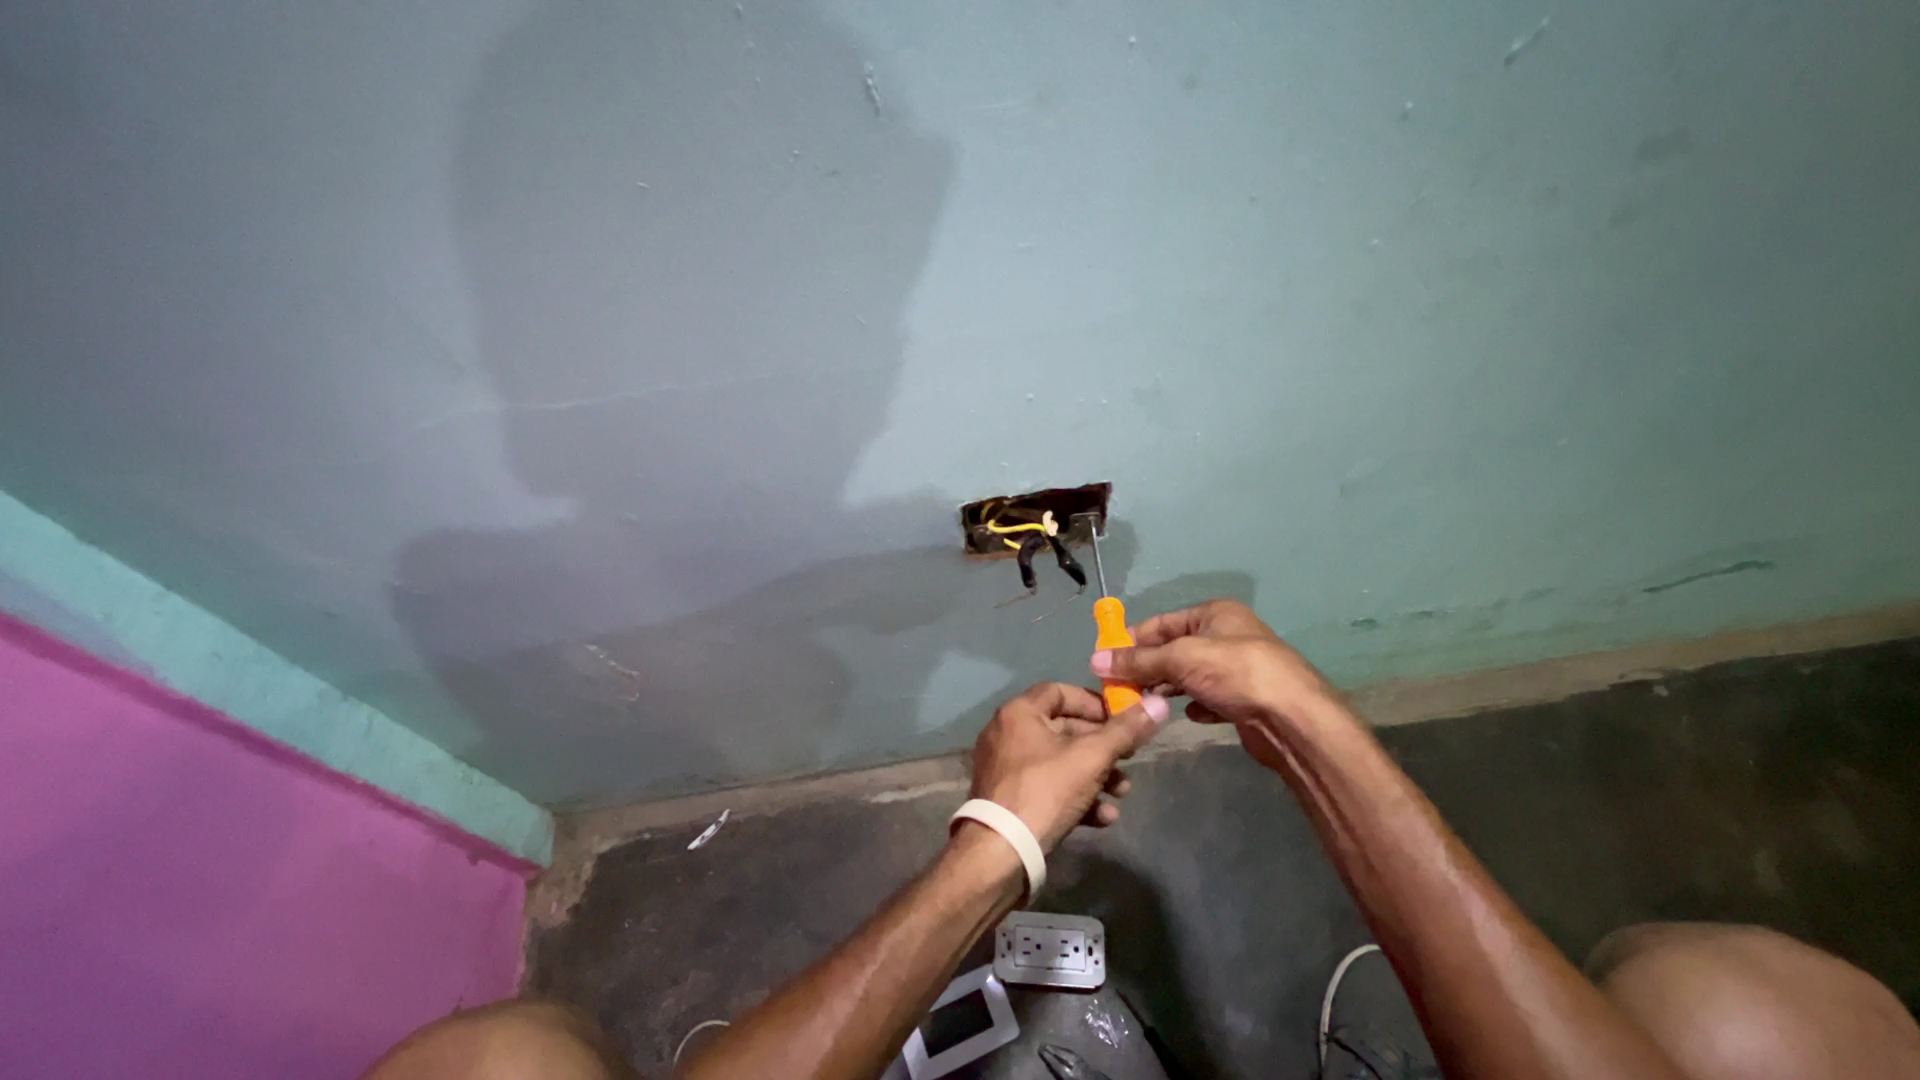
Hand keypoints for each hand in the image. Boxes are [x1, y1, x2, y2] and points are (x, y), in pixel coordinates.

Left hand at [967, 683, 1168, 851]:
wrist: (1003, 851)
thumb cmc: (1046, 791)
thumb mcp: (1092, 758)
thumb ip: (1125, 731)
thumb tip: (1158, 704)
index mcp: (1019, 713)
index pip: (1060, 691)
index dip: (1094, 702)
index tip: (1122, 719)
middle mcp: (1006, 733)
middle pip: (1063, 729)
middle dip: (1101, 746)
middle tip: (1129, 757)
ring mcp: (1006, 768)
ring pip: (1059, 762)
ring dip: (1095, 775)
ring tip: (1122, 792)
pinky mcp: (1009, 798)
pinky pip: (1047, 788)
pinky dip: (1076, 797)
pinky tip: (1103, 818)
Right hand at [1088, 599, 1349, 768]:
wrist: (1292, 719)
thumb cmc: (1235, 673)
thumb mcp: (1180, 659)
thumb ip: (1138, 661)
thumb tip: (1095, 661)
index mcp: (1214, 614)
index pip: (1161, 623)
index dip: (1131, 640)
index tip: (1104, 661)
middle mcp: (1226, 636)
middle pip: (1174, 649)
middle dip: (1147, 668)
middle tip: (1119, 688)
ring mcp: (1237, 668)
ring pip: (1189, 675)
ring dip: (1167, 688)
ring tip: (1144, 704)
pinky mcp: (1244, 699)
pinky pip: (1209, 698)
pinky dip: (1195, 705)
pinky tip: (1188, 716)